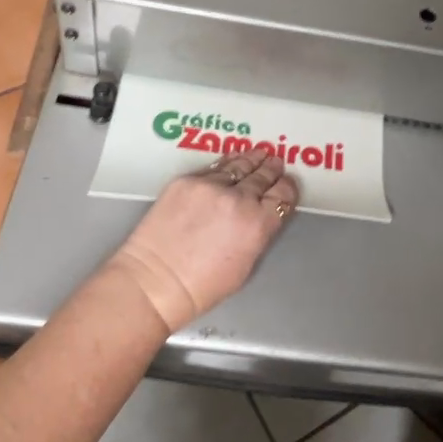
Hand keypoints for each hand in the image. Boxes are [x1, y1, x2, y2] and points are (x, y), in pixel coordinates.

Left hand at [109, 148, 299, 333]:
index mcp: (257, 224)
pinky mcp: (186, 181)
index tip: (287, 184)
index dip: (287, 188)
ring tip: (258, 154)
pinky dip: (225, 165)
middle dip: (271, 170)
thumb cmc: (201, 286)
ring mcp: (210, 186)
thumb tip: (262, 215)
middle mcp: (238, 199)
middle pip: (262, 176)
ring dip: (251, 160)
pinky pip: (213, 168)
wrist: (155, 282)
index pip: (282, 195)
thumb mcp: (246, 265)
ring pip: (238, 166)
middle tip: (276, 162)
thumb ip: (258, 234)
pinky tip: (230, 162)